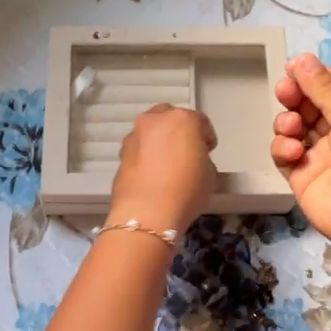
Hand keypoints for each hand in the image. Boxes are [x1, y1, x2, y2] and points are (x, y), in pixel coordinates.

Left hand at [110, 104, 218, 232]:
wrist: (147, 212)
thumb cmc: (186, 189)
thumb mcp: (210, 173)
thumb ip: (202, 158)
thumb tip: (192, 160)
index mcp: (182, 119)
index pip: (200, 121)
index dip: (207, 137)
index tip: (208, 152)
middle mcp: (155, 120)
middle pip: (170, 117)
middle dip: (178, 130)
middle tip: (186, 152)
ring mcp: (134, 136)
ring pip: (150, 132)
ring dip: (159, 141)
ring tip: (166, 164)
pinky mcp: (121, 154)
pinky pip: (139, 149)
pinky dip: (146, 155)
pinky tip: (152, 175)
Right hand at [271, 54, 330, 255]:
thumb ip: (325, 89)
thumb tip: (302, 58)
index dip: (315, 76)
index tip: (293, 68)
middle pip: (311, 103)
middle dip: (296, 95)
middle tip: (285, 91)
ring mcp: (321, 155)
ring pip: (295, 126)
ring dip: (288, 120)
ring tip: (291, 126)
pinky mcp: (303, 176)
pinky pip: (285, 153)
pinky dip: (283, 148)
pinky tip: (292, 152)